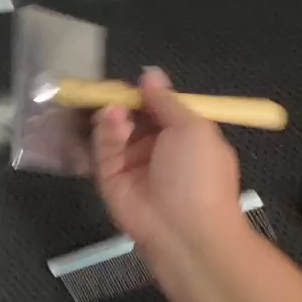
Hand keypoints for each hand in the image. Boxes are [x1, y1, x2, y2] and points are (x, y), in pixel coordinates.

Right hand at [91, 67, 245, 256]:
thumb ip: (166, 100)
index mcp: (184, 136)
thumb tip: (150, 74)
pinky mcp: (108, 174)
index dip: (147, 94)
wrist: (184, 227)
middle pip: (132, 115)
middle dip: (123, 101)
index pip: (160, 107)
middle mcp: (156, 147)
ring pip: (115, 128)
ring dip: (114, 114)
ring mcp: (131, 161)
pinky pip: (102, 146)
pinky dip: (104, 130)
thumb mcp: (193, 128)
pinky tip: (110, 120)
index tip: (135, 81)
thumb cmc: (199, 174)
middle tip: (112, 89)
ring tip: (114, 110)